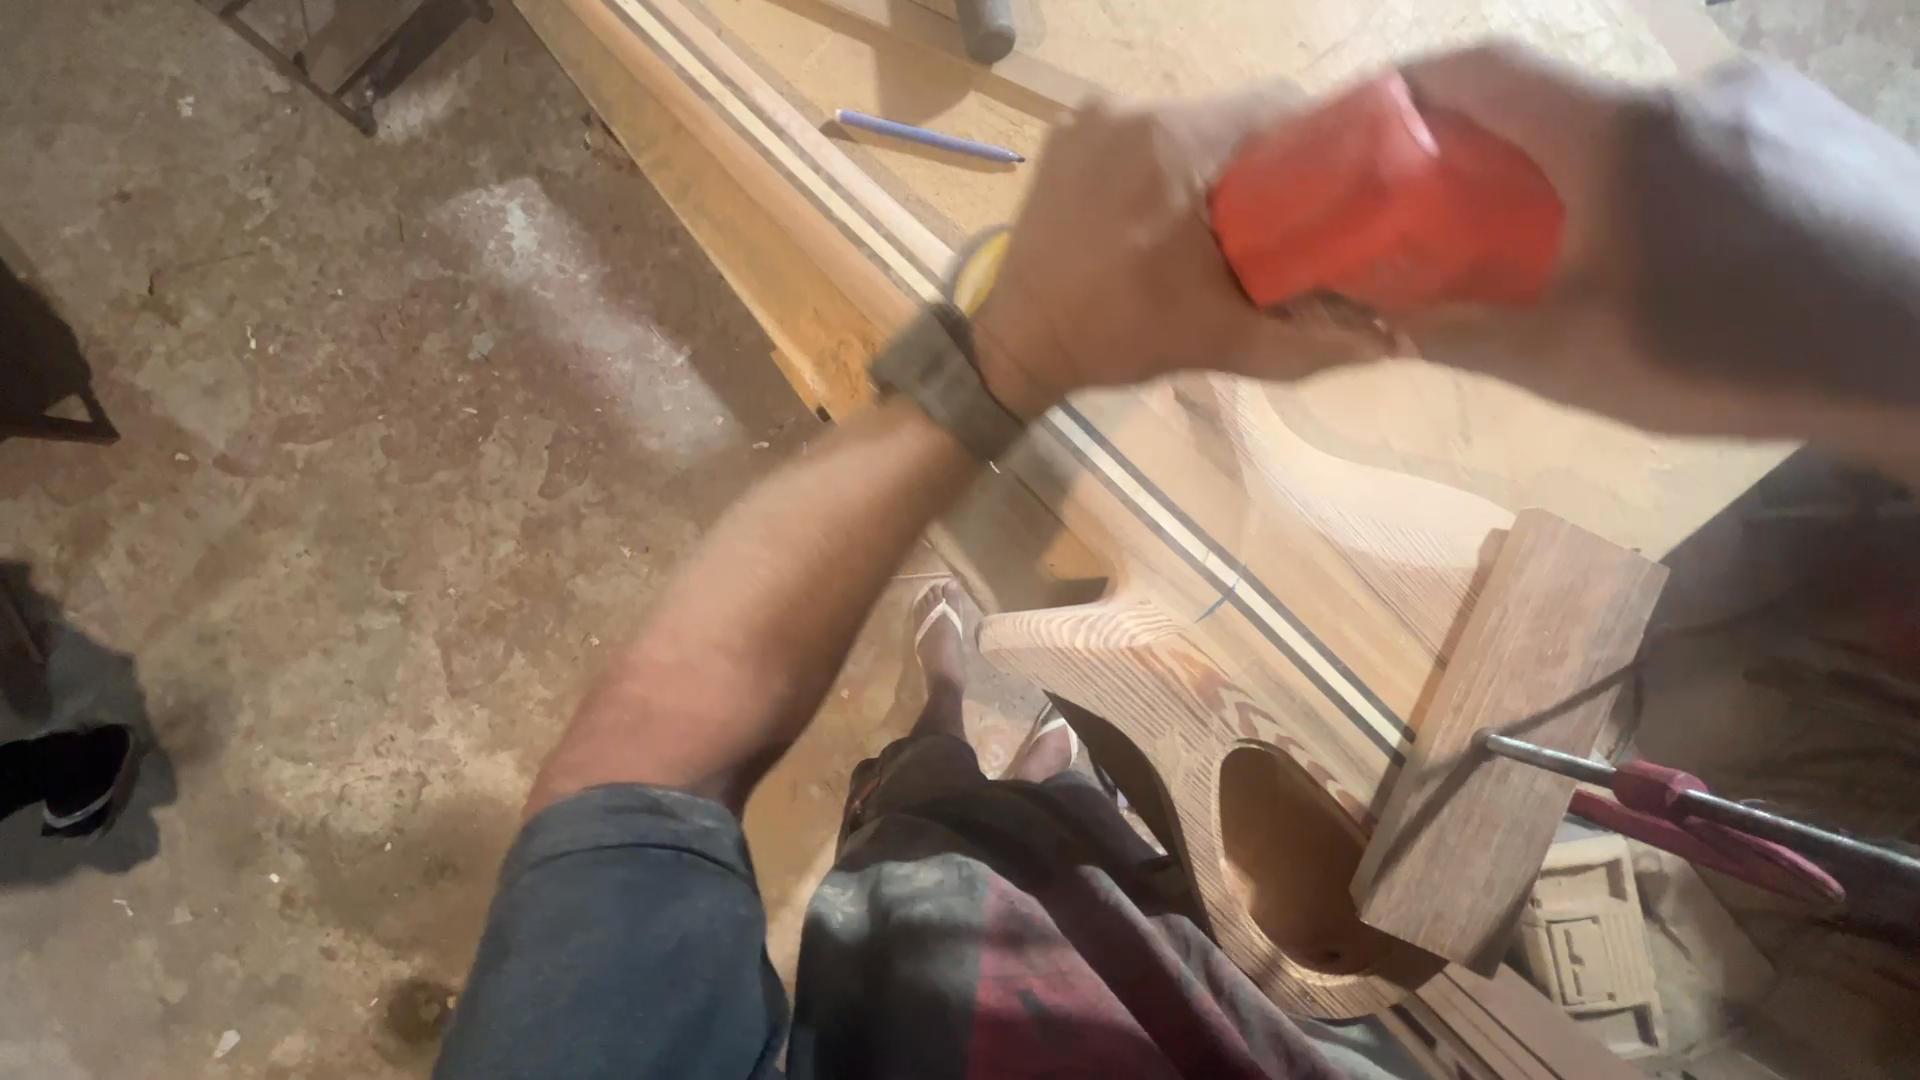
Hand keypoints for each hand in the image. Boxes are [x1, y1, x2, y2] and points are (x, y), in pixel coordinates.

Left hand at [970, 87, 1393, 417]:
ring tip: (1210, 221)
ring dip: (1205, 164)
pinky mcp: (1062, 137)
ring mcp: (1088, 119)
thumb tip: (1388, 345)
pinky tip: (1157, 210)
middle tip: (1268, 221)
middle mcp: (1131, 111)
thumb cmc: (1113, 339)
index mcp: (1175, 146)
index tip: (1323, 194)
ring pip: (1182, 124)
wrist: (1018, 344)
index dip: (1314, 148)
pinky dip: (1156, 164)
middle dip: (1257, 165)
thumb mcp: (1213, 340)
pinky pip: (1135, 134)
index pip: (1279, 110)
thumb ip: (1302, 343)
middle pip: (1229, 116)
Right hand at [1395, 44, 1919, 459]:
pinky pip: (1681, 134)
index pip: (1491, 69)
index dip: (1412, 81)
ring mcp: (1759, 101)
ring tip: (1533, 236)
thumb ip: (1462, 335)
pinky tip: (1632, 236)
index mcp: (1618, 135)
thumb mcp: (1567, 359)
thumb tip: (1385, 328)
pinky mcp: (1810, 126)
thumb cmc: (1732, 351)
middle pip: (1550, 97)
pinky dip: (1624, 170)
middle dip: (1475, 142)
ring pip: (1618, 119)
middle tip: (1432, 203)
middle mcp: (1687, 93)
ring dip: (1556, 164)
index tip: (1357, 114)